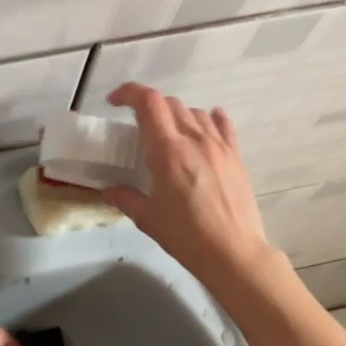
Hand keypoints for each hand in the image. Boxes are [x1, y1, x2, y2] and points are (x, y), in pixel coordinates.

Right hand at [101, 82, 271, 281]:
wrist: (233, 252)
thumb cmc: (186, 236)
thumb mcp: (148, 218)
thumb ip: (126, 198)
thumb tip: (109, 190)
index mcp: (168, 151)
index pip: (148, 103)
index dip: (129, 93)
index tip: (114, 101)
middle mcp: (195, 140)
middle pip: (170, 104)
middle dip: (148, 106)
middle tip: (136, 125)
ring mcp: (219, 146)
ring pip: (195, 112)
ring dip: (175, 115)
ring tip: (166, 132)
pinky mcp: (236, 157)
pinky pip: (222, 126)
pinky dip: (210, 119)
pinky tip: (206, 122)